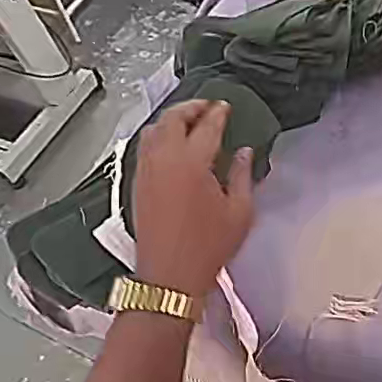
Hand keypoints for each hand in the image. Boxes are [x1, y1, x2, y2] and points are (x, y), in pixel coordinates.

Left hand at [132, 99, 255, 299]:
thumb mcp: (239, 212)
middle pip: (173, 118)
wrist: (170, 275)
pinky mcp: (137, 183)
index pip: (206, 125)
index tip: (225, 107)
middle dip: (191, 107)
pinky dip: (159, 135)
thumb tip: (243, 154)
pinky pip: (145, 146)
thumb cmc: (207, 247)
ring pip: (154, 129)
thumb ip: (242, 176)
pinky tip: (171, 143)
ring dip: (172, 118)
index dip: (218, 113)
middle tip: (207, 107)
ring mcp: (146, 170)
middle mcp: (164, 159)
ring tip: (188, 120)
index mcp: (192, 162)